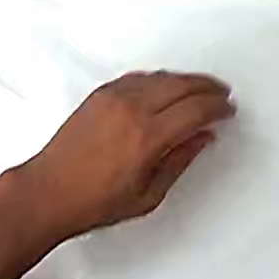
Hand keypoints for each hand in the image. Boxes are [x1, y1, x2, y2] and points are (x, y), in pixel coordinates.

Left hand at [9, 71, 234, 242]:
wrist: (50, 190)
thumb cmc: (95, 201)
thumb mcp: (148, 195)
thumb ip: (180, 161)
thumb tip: (204, 137)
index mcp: (148, 137)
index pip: (195, 110)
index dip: (217, 107)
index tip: (228, 109)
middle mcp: (134, 108)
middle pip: (182, 85)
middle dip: (207, 87)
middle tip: (221, 93)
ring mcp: (117, 95)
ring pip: (162, 76)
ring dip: (185, 80)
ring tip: (200, 89)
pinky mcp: (104, 91)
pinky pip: (141, 76)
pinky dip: (160, 79)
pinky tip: (168, 86)